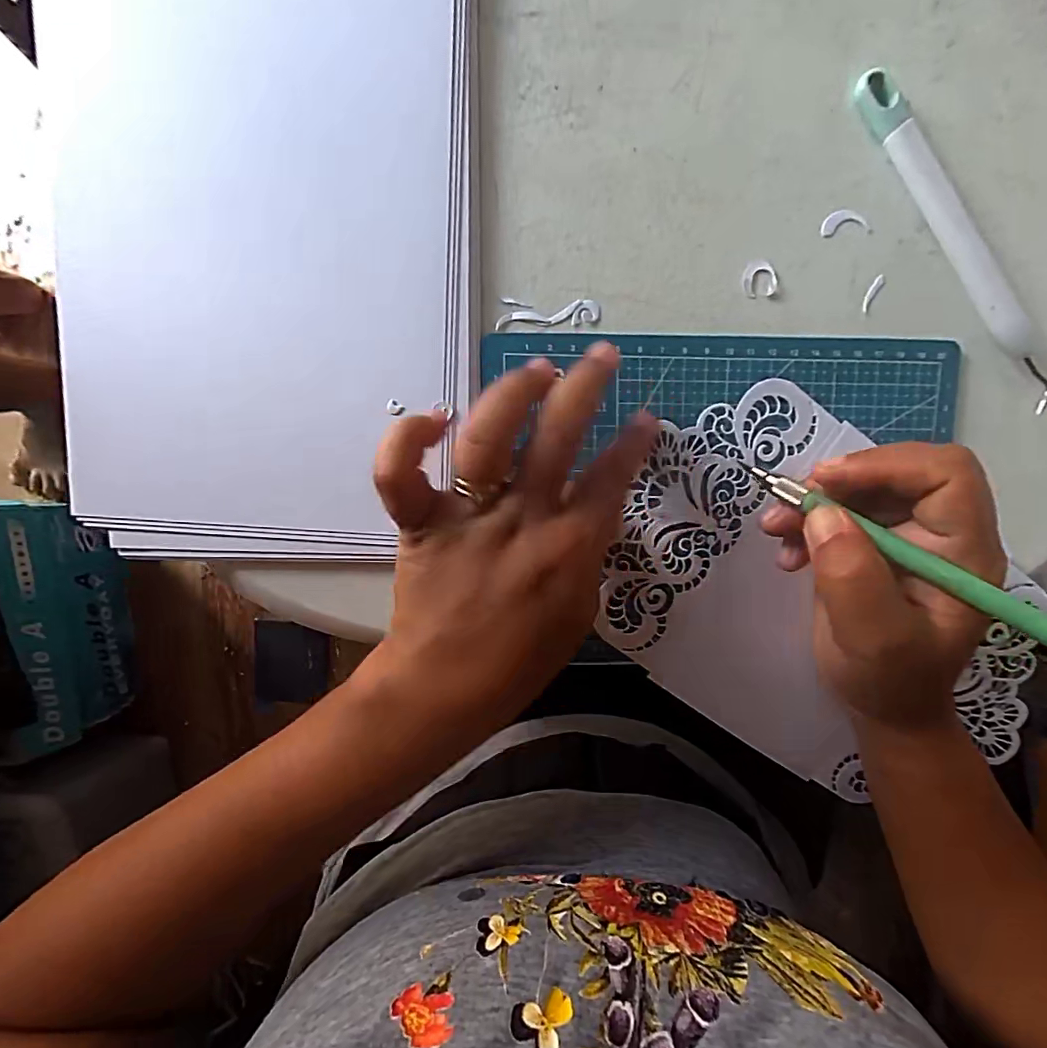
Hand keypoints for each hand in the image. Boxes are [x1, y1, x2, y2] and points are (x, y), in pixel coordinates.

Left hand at [372, 342, 657, 736]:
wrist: (444, 688)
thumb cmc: (519, 661)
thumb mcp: (579, 612)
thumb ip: (587, 555)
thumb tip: (590, 510)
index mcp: (569, 549)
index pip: (611, 479)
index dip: (633, 443)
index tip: (644, 419)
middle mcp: (522, 521)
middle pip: (558, 438)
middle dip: (586, 388)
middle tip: (602, 358)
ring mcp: (467, 519)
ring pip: (488, 439)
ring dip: (514, 394)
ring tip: (537, 370)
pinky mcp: (419, 525)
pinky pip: (402, 476)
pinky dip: (409, 440)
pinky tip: (436, 418)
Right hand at [759, 444, 1006, 730]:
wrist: (882, 707)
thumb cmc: (889, 681)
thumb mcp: (874, 639)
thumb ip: (853, 577)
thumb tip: (823, 513)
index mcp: (963, 553)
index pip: (946, 475)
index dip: (887, 465)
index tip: (826, 482)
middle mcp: (941, 536)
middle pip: (898, 474)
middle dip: (839, 483)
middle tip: (791, 503)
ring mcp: (908, 539)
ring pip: (863, 489)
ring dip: (813, 501)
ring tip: (774, 528)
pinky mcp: (875, 546)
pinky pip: (841, 511)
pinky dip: (806, 520)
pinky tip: (786, 552)